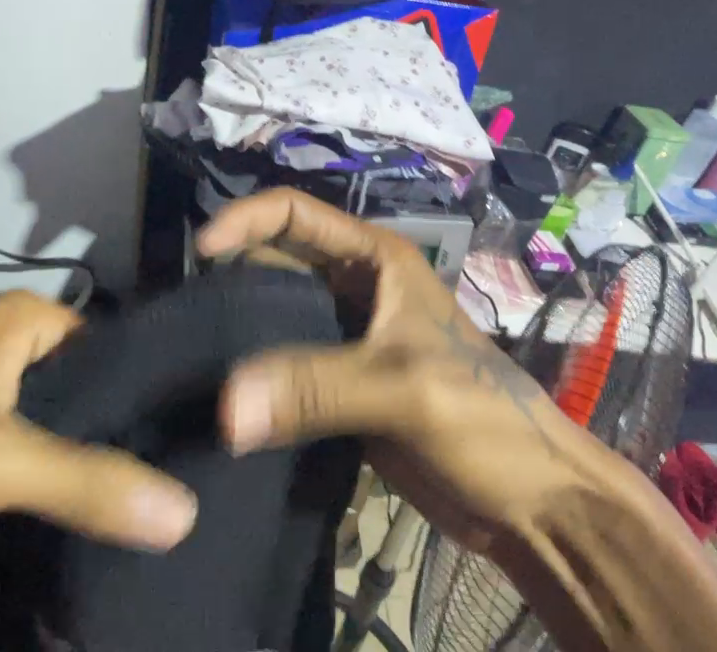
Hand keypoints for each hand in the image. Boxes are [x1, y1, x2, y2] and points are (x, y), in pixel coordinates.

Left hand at [0, 293, 199, 651]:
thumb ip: (85, 481)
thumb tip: (187, 512)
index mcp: (22, 321)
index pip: (117, 348)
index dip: (156, 394)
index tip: (202, 444)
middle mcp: (5, 346)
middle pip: (88, 391)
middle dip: (124, 438)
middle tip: (184, 489)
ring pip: (53, 428)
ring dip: (86, 467)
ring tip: (150, 511)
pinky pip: (19, 457)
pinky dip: (45, 486)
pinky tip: (84, 522)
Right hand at [197, 188, 574, 544]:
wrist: (534, 504)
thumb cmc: (486, 422)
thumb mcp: (405, 389)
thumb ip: (316, 389)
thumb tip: (225, 407)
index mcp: (375, 260)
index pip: (293, 212)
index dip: (243, 219)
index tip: (200, 256)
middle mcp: (354, 288)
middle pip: (274, 263)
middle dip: (230, 281)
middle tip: (181, 318)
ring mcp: (345, 339)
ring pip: (273, 318)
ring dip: (236, 334)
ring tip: (189, 358)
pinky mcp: (338, 387)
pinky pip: (281, 368)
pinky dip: (252, 378)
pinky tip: (220, 397)